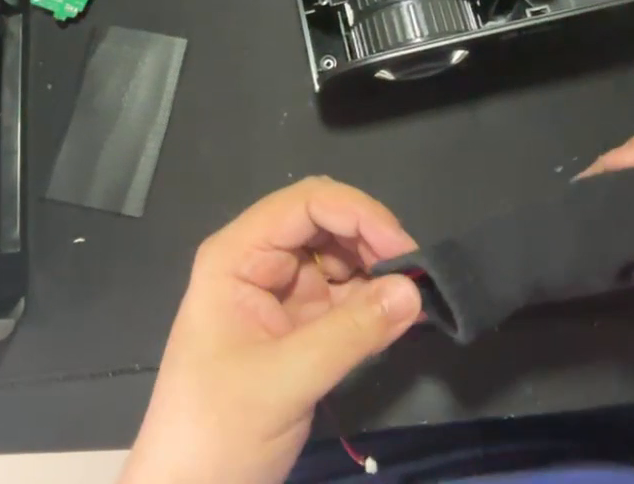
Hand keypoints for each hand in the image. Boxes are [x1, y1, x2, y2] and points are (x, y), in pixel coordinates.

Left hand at [120, 177, 423, 483]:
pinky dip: (373, 300)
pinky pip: (344, 295)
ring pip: (340, 255)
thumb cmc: (218, 429)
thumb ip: (351, 333)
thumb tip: (415, 290)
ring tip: (412, 297)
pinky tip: (400, 315)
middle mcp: (260, 261)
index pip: (305, 203)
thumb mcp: (284, 380)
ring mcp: (281, 292)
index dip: (358, 214)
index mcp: (238, 255)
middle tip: (415, 276)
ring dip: (376, 269)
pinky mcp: (299, 325)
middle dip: (371, 239)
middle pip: (325, 221)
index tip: (404, 251)